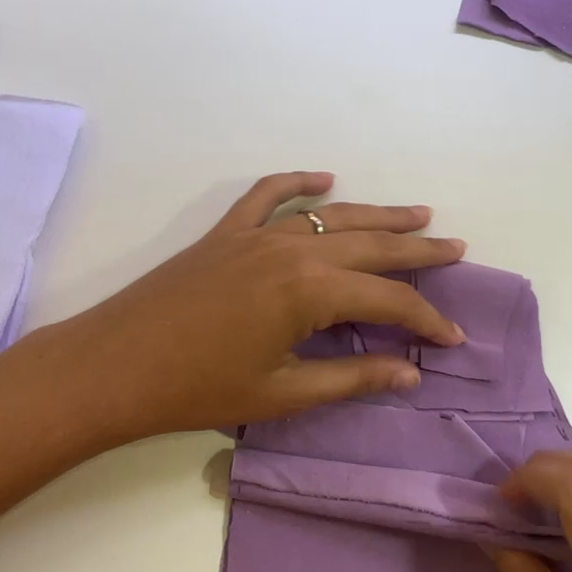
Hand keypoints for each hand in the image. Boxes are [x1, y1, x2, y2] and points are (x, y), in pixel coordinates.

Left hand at [17, 171, 466, 446]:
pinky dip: (299, 183)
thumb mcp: (283, 393)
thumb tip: (410, 373)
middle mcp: (293, 249)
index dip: (426, 319)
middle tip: (456, 248)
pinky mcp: (226, 232)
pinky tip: (325, 179)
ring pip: (333, 216)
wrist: (114, 365)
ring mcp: (257, 234)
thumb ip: (352, 376)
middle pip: (371, 245)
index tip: (452, 337)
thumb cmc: (199, 388)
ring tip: (417, 214)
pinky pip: (269, 195)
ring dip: (377, 215)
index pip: (389, 300)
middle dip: (418, 250)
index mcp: (311, 290)